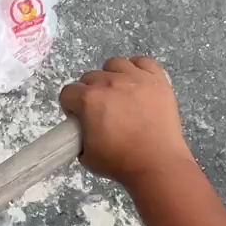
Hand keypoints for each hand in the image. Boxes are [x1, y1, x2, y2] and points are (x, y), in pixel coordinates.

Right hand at [58, 57, 194, 186]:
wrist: (157, 164)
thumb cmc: (119, 162)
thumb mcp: (84, 153)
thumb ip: (79, 133)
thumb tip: (83, 127)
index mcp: (88, 100)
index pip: (68, 92)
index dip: (70, 106)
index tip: (78, 117)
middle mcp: (110, 83)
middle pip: (89, 77)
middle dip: (89, 93)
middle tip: (99, 110)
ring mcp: (136, 79)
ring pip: (114, 64)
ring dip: (111, 76)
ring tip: (118, 93)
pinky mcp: (158, 81)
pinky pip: (143, 62)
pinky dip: (137, 69)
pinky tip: (136, 83)